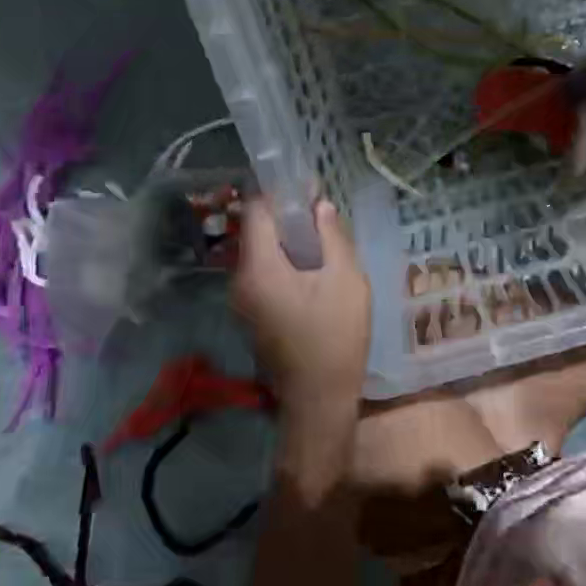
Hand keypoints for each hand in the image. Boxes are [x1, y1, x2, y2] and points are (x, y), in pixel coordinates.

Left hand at [232, 196, 371, 418]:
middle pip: (257, 233)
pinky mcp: (252, 315)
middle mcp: (240, 281)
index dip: (280, 193)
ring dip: (288, 242)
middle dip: (287, 218)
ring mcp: (242, 301)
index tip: (309, 187)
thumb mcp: (345, 280)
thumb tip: (319, 206)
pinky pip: (264, 275)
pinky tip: (313, 271)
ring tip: (323, 240)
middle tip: (323, 214)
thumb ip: (331, 236)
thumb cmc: (335, 336)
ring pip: (261, 255)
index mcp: (258, 268)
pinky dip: (285, 264)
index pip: (256, 212)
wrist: (318, 398)